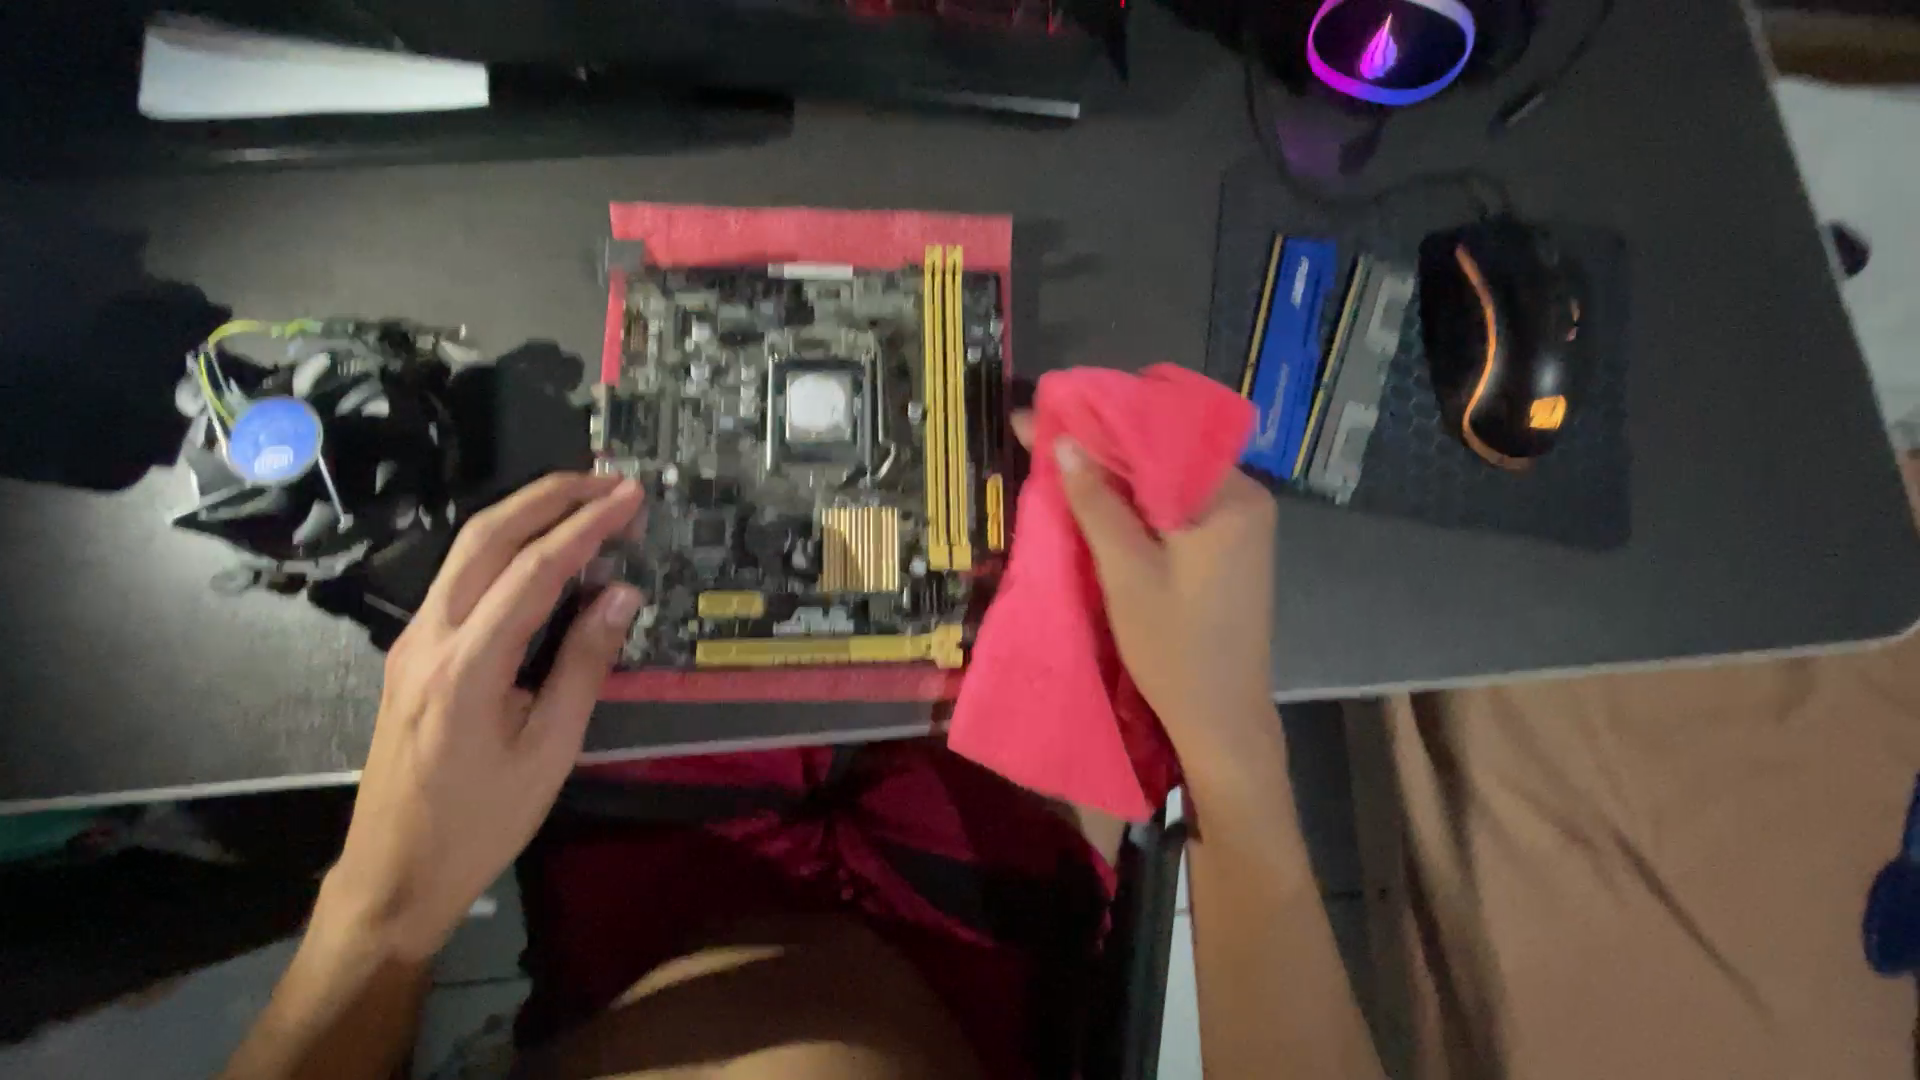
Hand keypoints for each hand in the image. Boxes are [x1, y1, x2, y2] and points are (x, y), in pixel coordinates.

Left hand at [321, 473, 645, 958]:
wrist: (394, 872)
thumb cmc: (483, 819)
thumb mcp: (551, 747)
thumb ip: (585, 663)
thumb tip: (621, 594)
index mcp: (466, 663)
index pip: (536, 569)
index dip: (588, 525)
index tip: (631, 496)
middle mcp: (429, 636)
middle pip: (487, 536)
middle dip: (551, 496)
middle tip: (610, 481)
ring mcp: (413, 640)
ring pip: (467, 549)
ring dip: (527, 513)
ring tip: (585, 498)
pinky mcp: (415, 651)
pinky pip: (462, 577)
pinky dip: (509, 545)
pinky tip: (545, 550)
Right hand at [1012, 413, 1276, 743]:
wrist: (1221, 719)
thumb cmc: (1174, 648)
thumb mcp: (1126, 572)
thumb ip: (1096, 503)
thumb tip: (1063, 441)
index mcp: (1231, 496)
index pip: (1159, 436)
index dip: (1098, 423)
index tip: (1045, 414)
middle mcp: (1245, 498)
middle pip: (1166, 455)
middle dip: (1105, 447)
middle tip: (1045, 437)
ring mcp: (1241, 525)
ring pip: (1168, 481)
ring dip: (1119, 476)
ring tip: (1062, 461)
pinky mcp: (1229, 549)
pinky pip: (1177, 507)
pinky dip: (1139, 503)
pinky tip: (1100, 499)